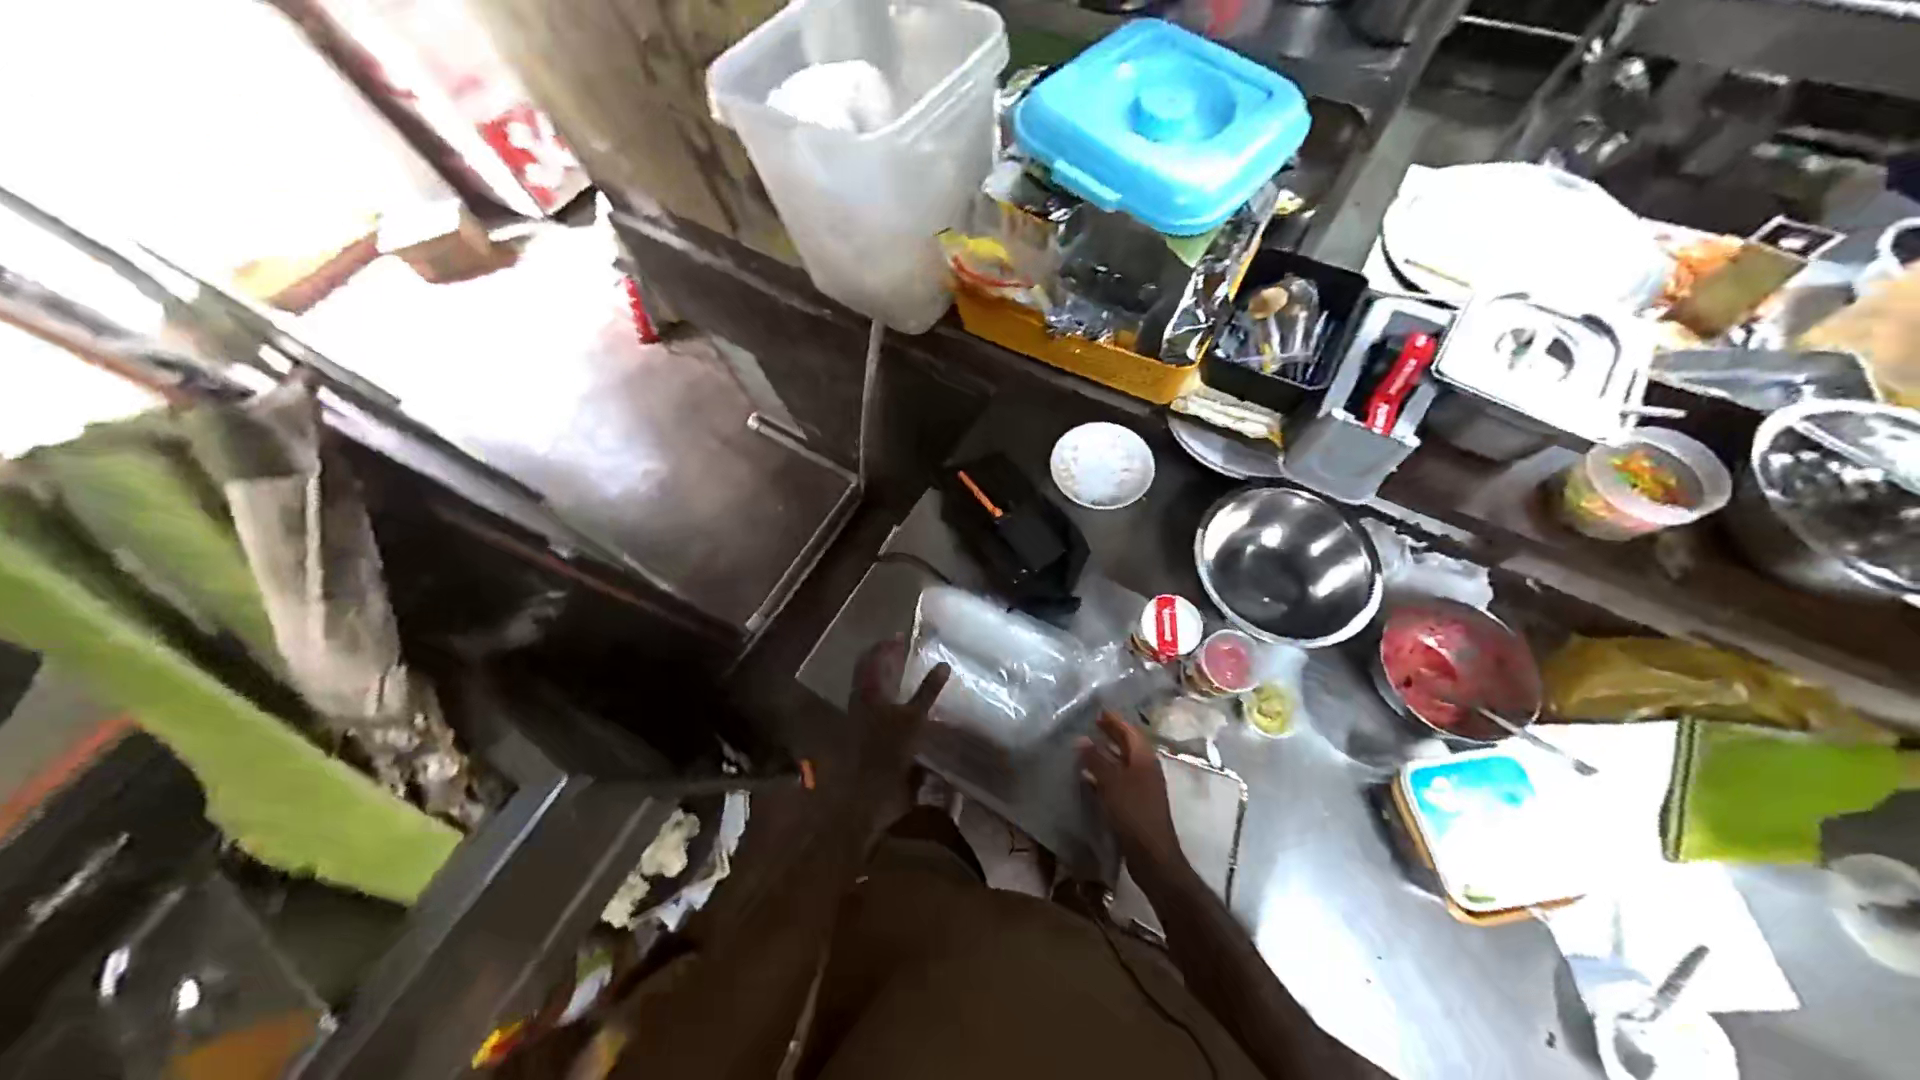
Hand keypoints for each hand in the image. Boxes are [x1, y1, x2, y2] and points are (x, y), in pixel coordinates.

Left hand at [849, 638, 948, 793]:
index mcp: (868, 689)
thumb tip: (944, 665)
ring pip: (865, 684)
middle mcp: (858, 697)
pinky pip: (868, 698)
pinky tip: (893, 698)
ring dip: (880, 674)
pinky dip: (880, 690)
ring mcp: (856, 713)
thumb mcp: (916, 717)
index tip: (901, 637)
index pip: (873, 657)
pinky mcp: (859, 727)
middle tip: (899, 650)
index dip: (886, 645)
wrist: (869, 786)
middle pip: (865, 668)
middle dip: (881, 657)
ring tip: (898, 670)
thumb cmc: (892, 747)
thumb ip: (928, 690)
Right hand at [1079, 711, 1181, 868]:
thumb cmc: (1133, 812)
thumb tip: (1081, 738)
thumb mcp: (1111, 782)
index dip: (1115, 721)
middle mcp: (1146, 770)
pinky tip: (1089, 777)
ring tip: (1086, 748)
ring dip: (1107, 754)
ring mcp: (1142, 788)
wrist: (1151, 854)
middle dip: (1112, 735)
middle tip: (1093, 725)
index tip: (1099, 711)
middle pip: (1128, 746)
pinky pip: (1119, 781)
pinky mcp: (1135, 804)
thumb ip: (1095, 759)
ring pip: (1123, 764)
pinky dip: (1105, 774)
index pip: (1130, 732)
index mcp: (1144, 759)